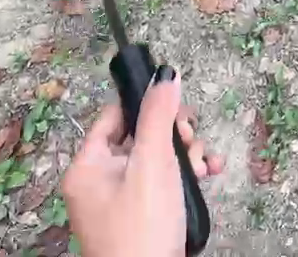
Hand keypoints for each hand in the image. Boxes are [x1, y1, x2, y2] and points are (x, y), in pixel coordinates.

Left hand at [63, 68, 224, 256]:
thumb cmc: (142, 224)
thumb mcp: (153, 162)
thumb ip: (159, 114)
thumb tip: (165, 73)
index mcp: (88, 166)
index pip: (116, 114)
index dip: (148, 106)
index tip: (178, 111)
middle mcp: (99, 180)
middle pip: (143, 133)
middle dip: (177, 133)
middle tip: (191, 142)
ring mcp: (120, 199)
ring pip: (159, 154)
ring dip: (188, 152)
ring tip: (203, 166)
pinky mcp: (141, 213)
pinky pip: (165, 178)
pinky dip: (187, 172)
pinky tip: (210, 173)